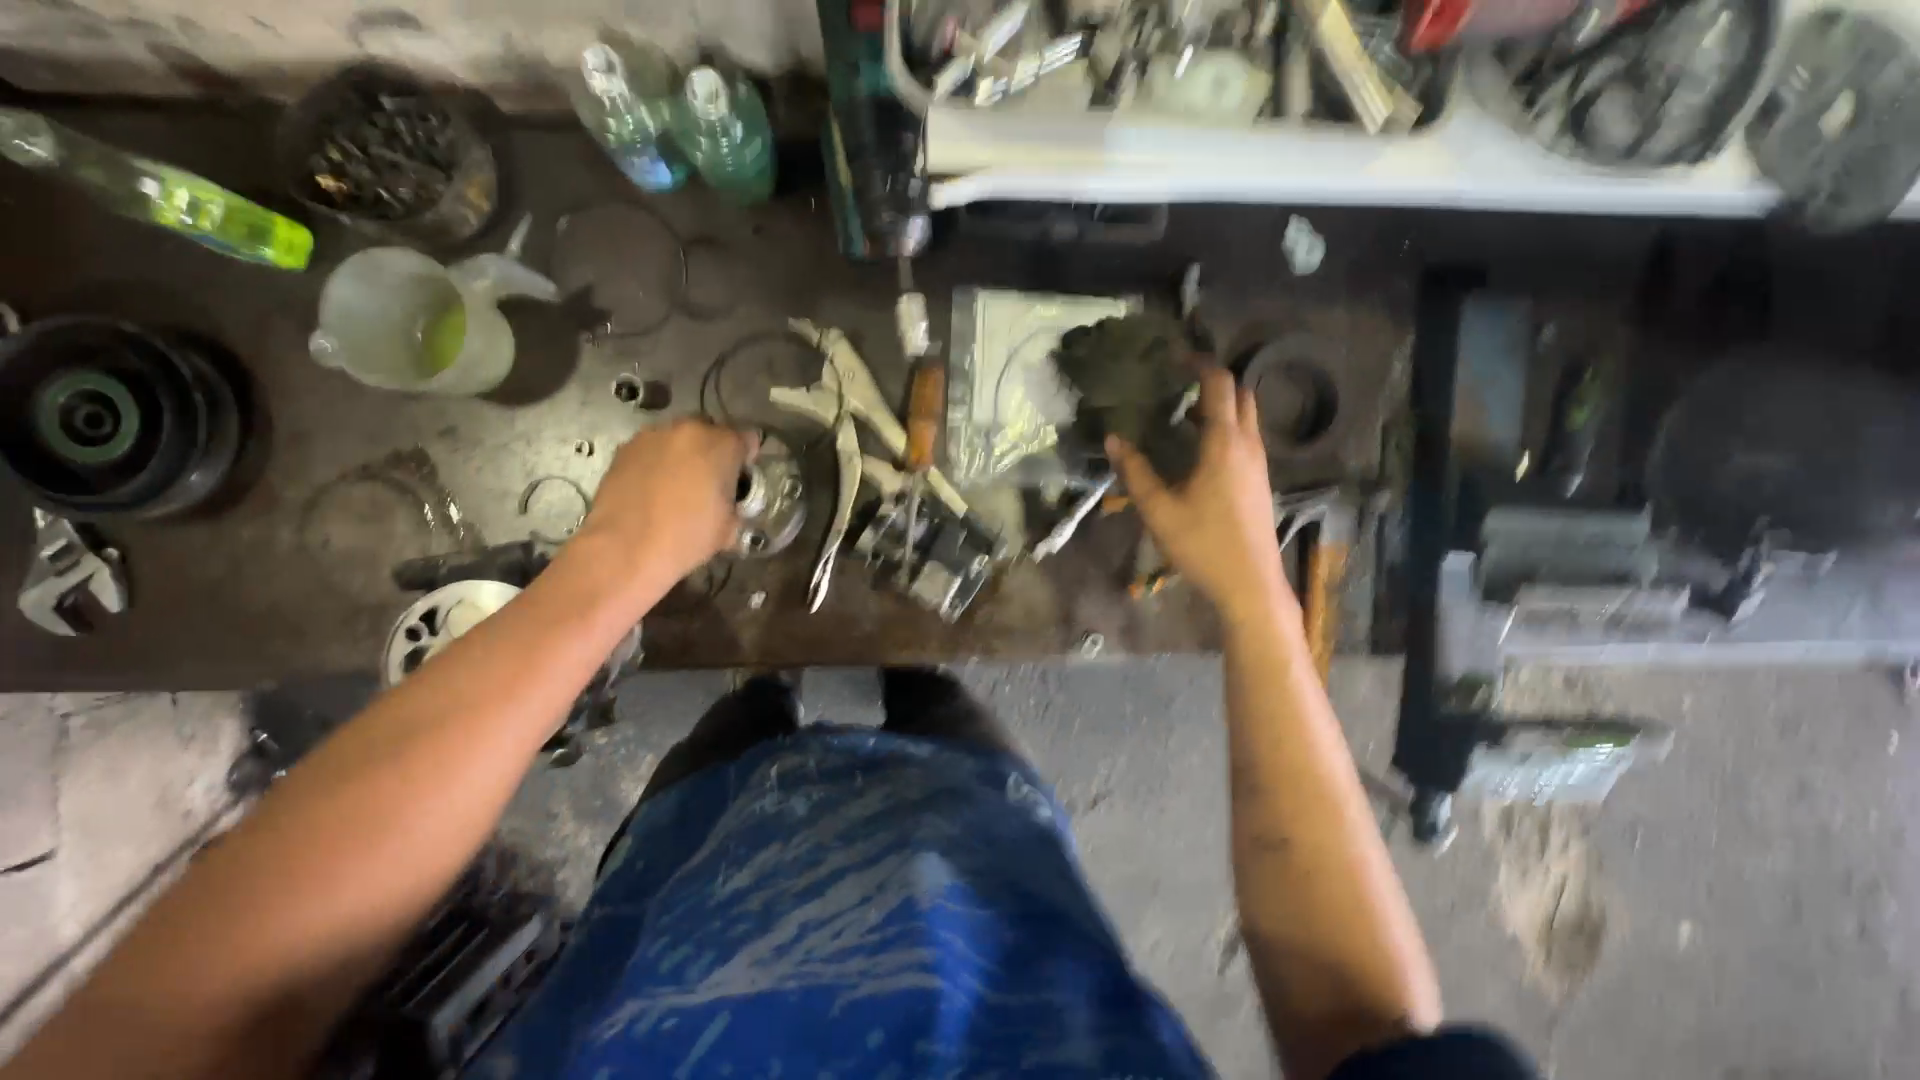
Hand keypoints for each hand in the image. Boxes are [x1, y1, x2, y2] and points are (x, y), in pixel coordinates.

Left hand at [579, 418, 757, 584]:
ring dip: (683, 454)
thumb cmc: (686, 538)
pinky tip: (651, 489)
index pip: (748, 439)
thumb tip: (730, 501)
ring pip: (678, 438)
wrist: (625, 548)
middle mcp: (689, 430)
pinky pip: (651, 449)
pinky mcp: (625, 448)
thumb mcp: (729, 527)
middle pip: (710, 430)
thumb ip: (735, 502)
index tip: (740, 479)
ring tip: (676, 486)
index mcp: (722, 444)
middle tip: (708, 481)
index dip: (746, 459)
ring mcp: (652, 435)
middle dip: (713, 450)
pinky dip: (656, 462)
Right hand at [1106, 368, 1294, 626]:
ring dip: (1221, 406)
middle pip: (1240, 393)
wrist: (1251, 585)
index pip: (1219, 384)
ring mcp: (1260, 463)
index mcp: (1224, 443)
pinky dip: (1227, 428)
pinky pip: (1247, 438)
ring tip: (1184, 415)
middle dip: (1213, 381)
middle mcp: (1248, 444)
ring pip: (1247, 416)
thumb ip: (1135, 471)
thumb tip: (1113, 438)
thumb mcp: (1159, 510)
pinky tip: (1200, 450)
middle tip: (1180, 384)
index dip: (1199, 364)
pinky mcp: (1261, 481)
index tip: (1175, 358)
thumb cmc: (1203, 545)